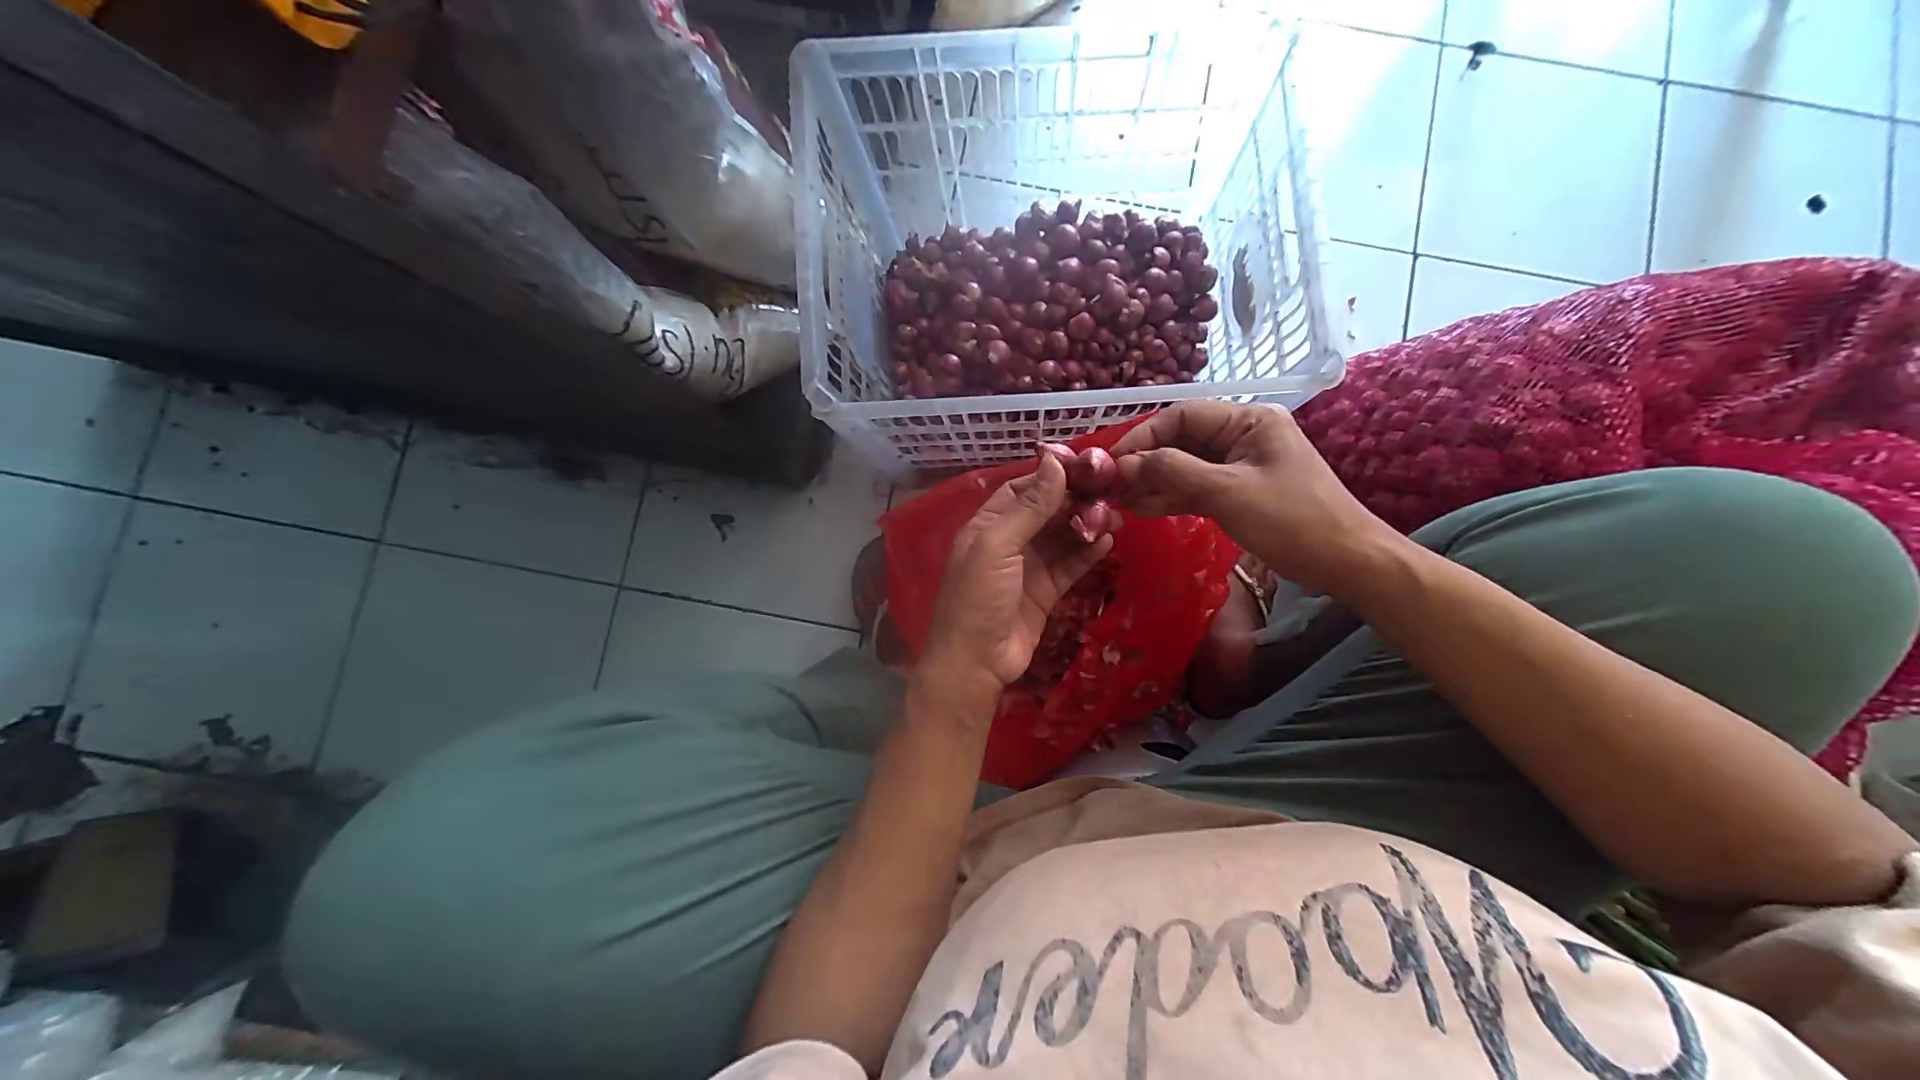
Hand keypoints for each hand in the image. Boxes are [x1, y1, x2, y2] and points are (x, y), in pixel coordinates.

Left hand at [920, 449, 1114, 696]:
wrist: (976, 662)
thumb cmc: (978, 597)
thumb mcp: (998, 546)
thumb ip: (1029, 507)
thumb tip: (1054, 460)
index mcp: (989, 524)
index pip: (1023, 489)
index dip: (1052, 476)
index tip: (1087, 466)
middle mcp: (1009, 540)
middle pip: (1047, 510)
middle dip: (1076, 500)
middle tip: (1110, 491)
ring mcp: (1029, 566)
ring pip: (1063, 536)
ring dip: (1086, 524)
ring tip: (1115, 514)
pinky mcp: (1046, 591)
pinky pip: (1071, 564)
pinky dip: (1088, 552)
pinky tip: (1108, 540)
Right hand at [1111, 400, 1399, 595]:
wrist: (1346, 563)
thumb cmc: (1293, 521)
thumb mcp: (1227, 492)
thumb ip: (1172, 472)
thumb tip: (1123, 465)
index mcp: (1249, 420)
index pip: (1182, 416)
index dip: (1143, 435)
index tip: (1111, 462)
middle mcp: (1243, 435)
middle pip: (1181, 440)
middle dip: (1145, 462)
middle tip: (1110, 486)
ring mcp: (1241, 465)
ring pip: (1184, 466)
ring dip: (1153, 482)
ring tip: (1119, 501)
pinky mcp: (1239, 492)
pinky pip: (1195, 487)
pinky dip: (1170, 497)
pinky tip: (1142, 509)